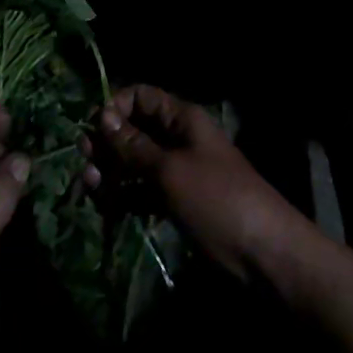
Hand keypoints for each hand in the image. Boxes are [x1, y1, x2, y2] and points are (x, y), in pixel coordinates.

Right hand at [82, 85, 305, 279]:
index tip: (94, 131)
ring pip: (134, 162)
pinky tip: (106, 209)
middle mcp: (177, 138)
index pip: (140, 96)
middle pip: (133, 129)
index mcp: (181, 119)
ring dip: (111, 172)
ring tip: (92, 190)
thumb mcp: (170, 170)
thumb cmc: (218, 200)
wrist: (267, 256)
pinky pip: (142, 190)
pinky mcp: (177, 202)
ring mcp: (178, 171)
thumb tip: (102, 116)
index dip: (115, 108)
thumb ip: (133, 145)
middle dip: (107, 144)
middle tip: (86, 165)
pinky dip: (124, 197)